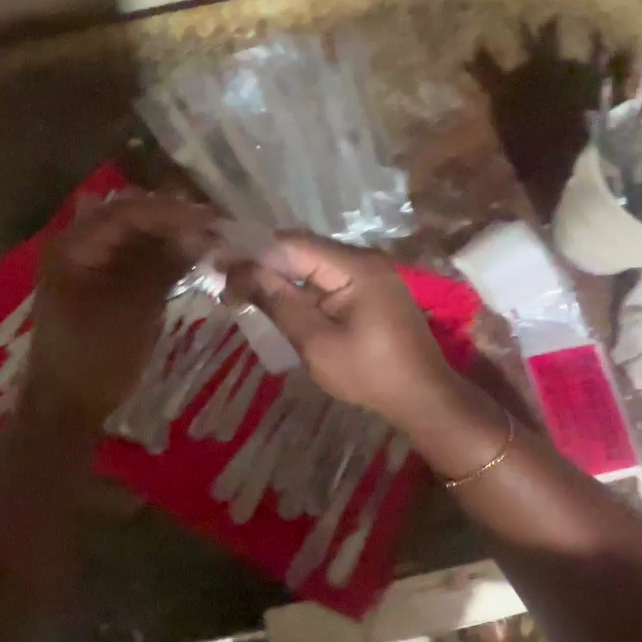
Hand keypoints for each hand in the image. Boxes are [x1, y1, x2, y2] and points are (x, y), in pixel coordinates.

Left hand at [20, 194, 214, 430]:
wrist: (65, 410)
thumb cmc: (94, 360)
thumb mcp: (132, 312)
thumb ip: (163, 267)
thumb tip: (202, 233)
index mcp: (73, 247)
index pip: (126, 212)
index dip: (170, 211)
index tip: (210, 218)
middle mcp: (77, 247)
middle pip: (129, 218)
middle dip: (171, 219)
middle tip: (214, 225)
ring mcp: (88, 267)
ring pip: (134, 238)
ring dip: (169, 236)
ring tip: (209, 239)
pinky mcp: (100, 287)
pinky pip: (133, 260)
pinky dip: (160, 258)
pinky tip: (190, 260)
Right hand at [231, 232, 463, 428]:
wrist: (423, 397)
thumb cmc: (369, 373)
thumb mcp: (316, 342)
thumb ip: (278, 302)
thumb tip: (238, 272)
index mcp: (355, 266)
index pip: (291, 245)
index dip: (251, 253)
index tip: (218, 266)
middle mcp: (364, 257)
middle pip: (301, 248)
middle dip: (261, 262)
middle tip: (225, 281)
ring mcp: (371, 271)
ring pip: (312, 261)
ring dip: (278, 274)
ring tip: (242, 290)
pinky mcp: (371, 288)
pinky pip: (326, 276)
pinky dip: (299, 284)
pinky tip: (277, 299)